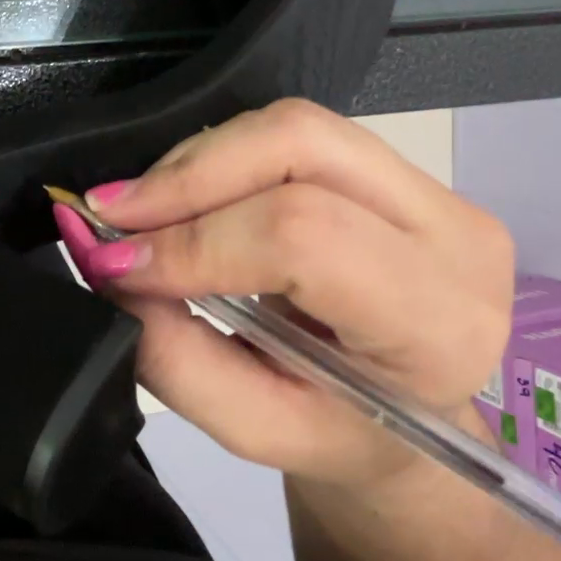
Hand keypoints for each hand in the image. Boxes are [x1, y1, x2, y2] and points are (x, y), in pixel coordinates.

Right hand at [55, 99, 513, 487]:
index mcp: (438, 322)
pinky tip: (177, 200)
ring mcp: (431, 189)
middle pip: (297, 146)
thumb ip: (174, 358)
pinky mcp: (392, 167)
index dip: (194, 240)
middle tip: (109, 215)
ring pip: (288, 127)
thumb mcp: (252, 429)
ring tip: (137, 212)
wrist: (407, 419)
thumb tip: (107, 267)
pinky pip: (286, 135)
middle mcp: (454, 236)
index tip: (112, 262)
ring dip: (191, 164)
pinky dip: (212, 160)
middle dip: (184, 177)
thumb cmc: (337, 434)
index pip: (304, 236)